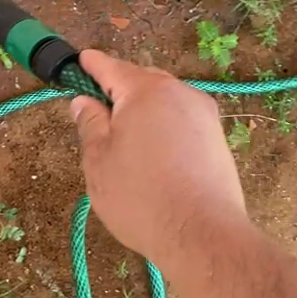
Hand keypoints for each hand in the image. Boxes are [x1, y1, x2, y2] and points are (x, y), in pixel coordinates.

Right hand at [69, 49, 250, 275]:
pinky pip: (180, 119)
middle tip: (95, 113)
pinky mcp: (216, 139)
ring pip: (162, 100)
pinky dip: (161, 126)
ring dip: (141, 110)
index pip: (110, 67)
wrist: (203, 236)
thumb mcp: (98, 160)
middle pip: (140, 81)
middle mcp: (179, 93)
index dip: (90, 65)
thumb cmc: (140, 196)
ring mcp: (203, 115)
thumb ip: (89, 124)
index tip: (79, 61)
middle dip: (117, 90)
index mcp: (144, 91)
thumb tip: (85, 101)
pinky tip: (151, 154)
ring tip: (123, 139)